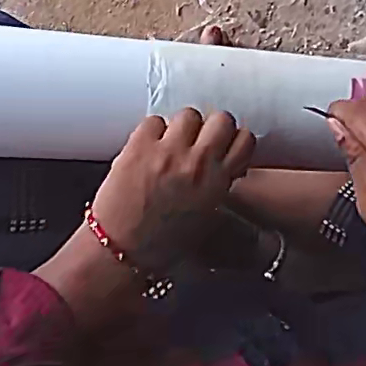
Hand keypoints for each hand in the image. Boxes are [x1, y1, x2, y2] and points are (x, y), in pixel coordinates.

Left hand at [89, 109, 257, 266]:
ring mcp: (168, 152)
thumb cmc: (160, 244)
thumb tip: (220, 165)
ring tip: (169, 144)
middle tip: (196, 141)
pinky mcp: (139, 147)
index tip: (221, 145)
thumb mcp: (205, 217)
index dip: (232, 140)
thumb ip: (217, 185)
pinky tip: (147, 149)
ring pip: (188, 114)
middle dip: (210, 128)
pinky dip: (151, 132)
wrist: (120, 251)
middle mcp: (197, 163)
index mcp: (218, 182)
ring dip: (180, 127)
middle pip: (221, 119)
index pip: (244, 140)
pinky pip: (153, 120)